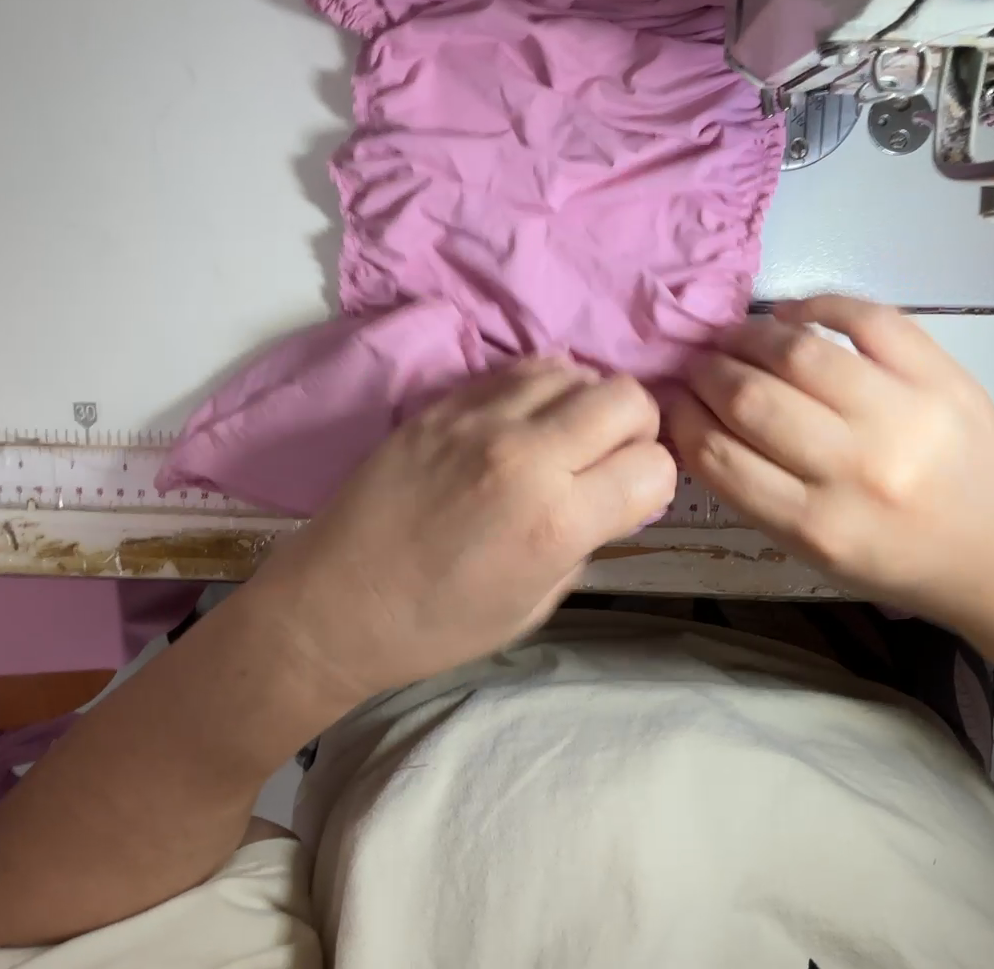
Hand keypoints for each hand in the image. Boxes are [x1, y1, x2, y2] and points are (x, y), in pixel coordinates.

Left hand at [249, 358, 676, 698]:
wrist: (338, 603)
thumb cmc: (440, 624)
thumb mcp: (536, 603)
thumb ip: (586, 540)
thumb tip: (610, 496)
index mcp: (556, 522)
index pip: (655, 466)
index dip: (652, 483)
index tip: (629, 499)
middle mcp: (527, 455)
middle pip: (626, 398)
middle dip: (636, 428)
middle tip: (607, 459)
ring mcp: (480, 419)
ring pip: (574, 370)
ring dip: (585, 402)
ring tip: (562, 437)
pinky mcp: (443, 402)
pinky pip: (519, 368)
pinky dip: (540, 388)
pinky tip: (523, 420)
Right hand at [665, 296, 993, 626]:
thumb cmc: (897, 561)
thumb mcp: (811, 550)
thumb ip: (752, 488)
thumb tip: (694, 418)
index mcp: (817, 526)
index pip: (719, 455)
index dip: (682, 417)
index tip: (670, 400)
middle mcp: (858, 471)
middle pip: (750, 400)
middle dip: (707, 374)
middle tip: (696, 366)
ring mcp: (905, 416)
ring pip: (798, 353)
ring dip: (747, 337)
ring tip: (732, 338)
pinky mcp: (943, 376)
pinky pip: (867, 318)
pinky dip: (816, 304)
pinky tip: (790, 313)